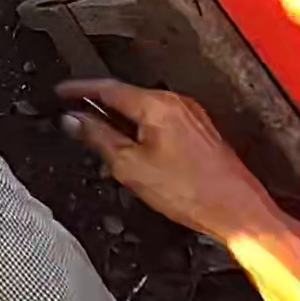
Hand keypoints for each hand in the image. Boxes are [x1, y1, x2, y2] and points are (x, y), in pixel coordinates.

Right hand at [55, 78, 286, 241]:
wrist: (238, 212)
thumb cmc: (192, 191)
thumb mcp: (129, 165)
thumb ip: (97, 137)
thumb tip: (74, 120)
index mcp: (157, 106)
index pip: (106, 88)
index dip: (78, 89)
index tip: (61, 92)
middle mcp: (176, 103)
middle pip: (125, 96)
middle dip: (97, 105)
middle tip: (74, 116)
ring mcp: (190, 115)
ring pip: (141, 108)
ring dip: (117, 118)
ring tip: (99, 136)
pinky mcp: (197, 129)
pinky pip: (158, 119)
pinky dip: (137, 127)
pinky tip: (130, 147)